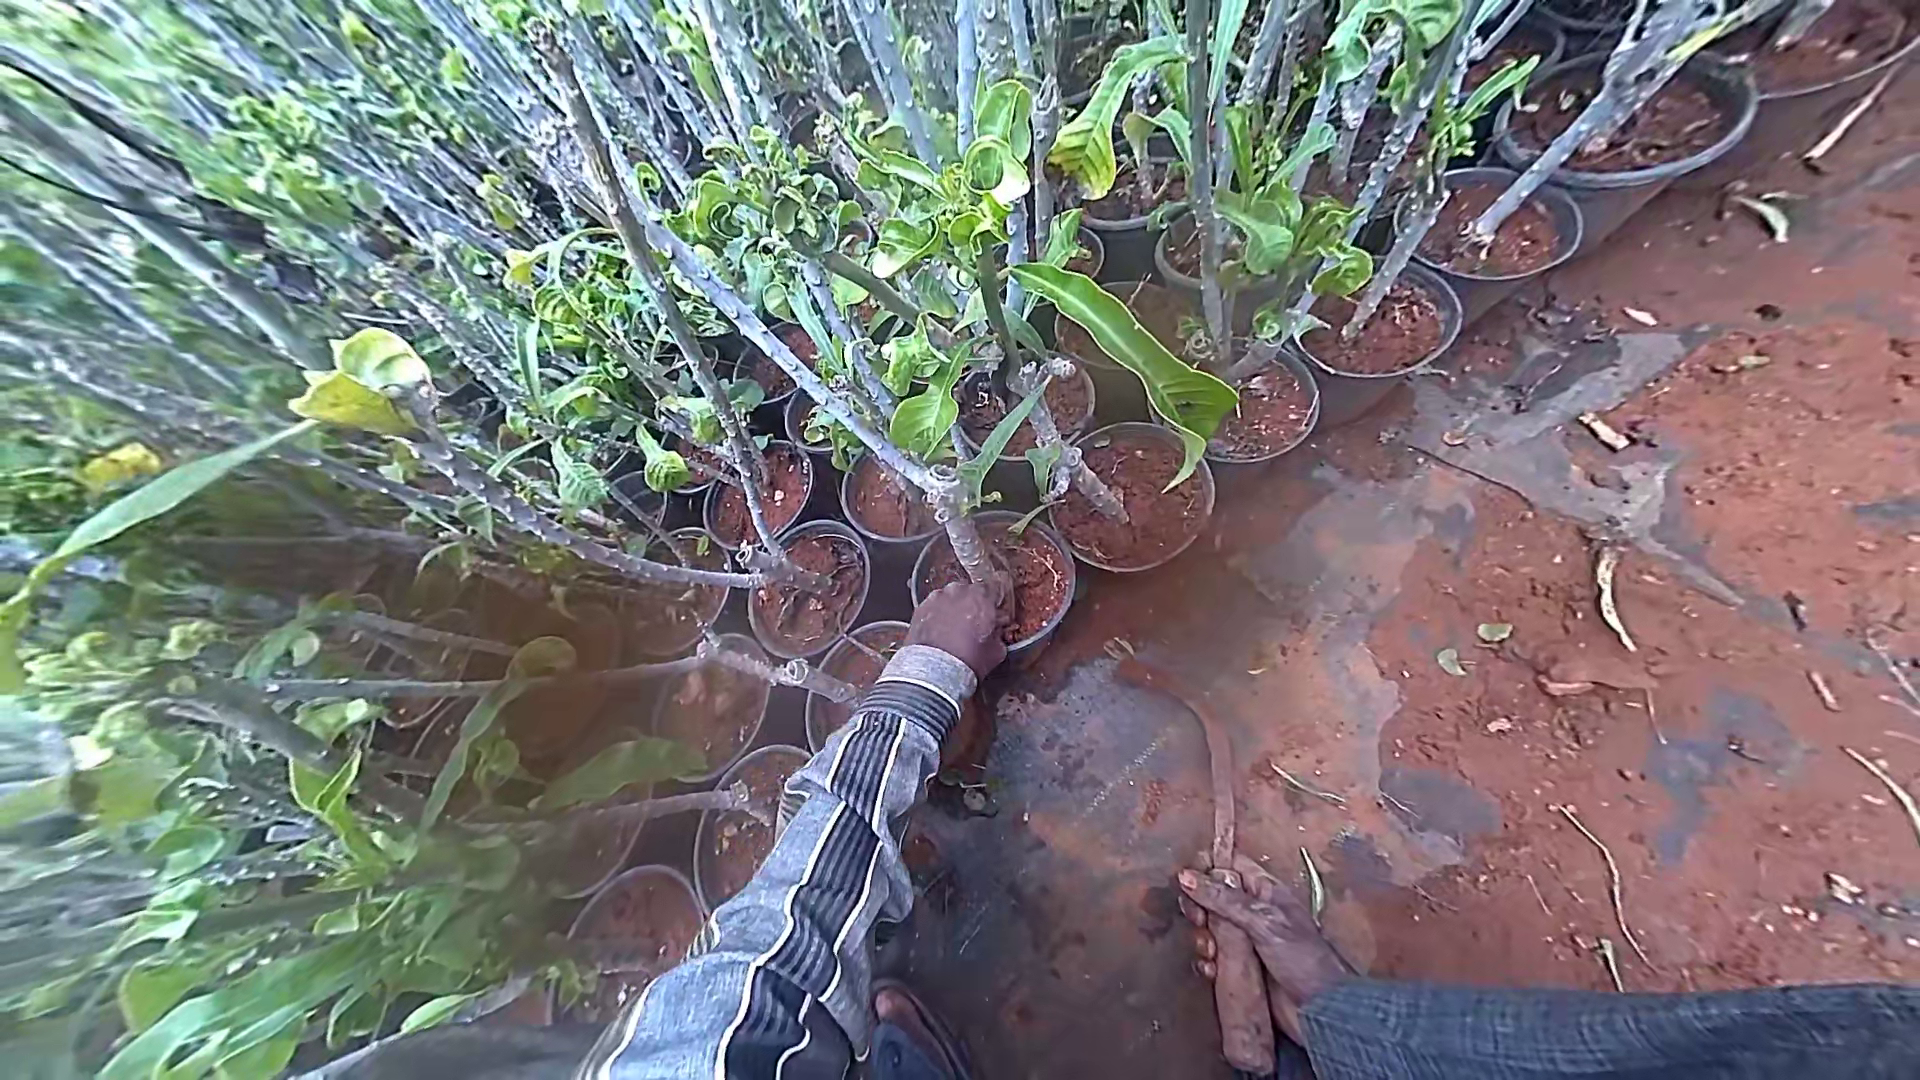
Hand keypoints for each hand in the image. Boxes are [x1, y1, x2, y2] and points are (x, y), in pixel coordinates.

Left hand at [906, 582, 1005, 678]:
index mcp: (982, 597)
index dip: (994, 602)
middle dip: (972, 604)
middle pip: (969, 591)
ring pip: (949, 597)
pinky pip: (933, 606)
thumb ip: (998, 634)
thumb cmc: (967, 660)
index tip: (994, 611)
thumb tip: (995, 632)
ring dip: (952, 608)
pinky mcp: (920, 607)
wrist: (934, 672)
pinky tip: (938, 630)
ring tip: (953, 628)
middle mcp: (959, 591)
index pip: (994, 589)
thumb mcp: (996, 651)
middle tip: (972, 622)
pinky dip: (936, 615)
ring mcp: (937, 597)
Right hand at [1178, 855, 1351, 1045]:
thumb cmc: (1303, 960)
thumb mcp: (1263, 922)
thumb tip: (1185, 876)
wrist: (1324, 1016)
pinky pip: (1212, 955)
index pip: (1227, 864)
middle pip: (1210, 894)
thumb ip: (1223, 898)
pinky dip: (1206, 961)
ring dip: (1201, 936)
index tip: (1189, 880)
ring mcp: (1244, 939)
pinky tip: (1211, 968)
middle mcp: (1250, 910)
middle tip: (1198, 919)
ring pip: (1208, 925)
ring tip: (1209, 950)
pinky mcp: (1238, 966)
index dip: (1206, 868)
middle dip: (1198, 906)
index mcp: (1262, 890)